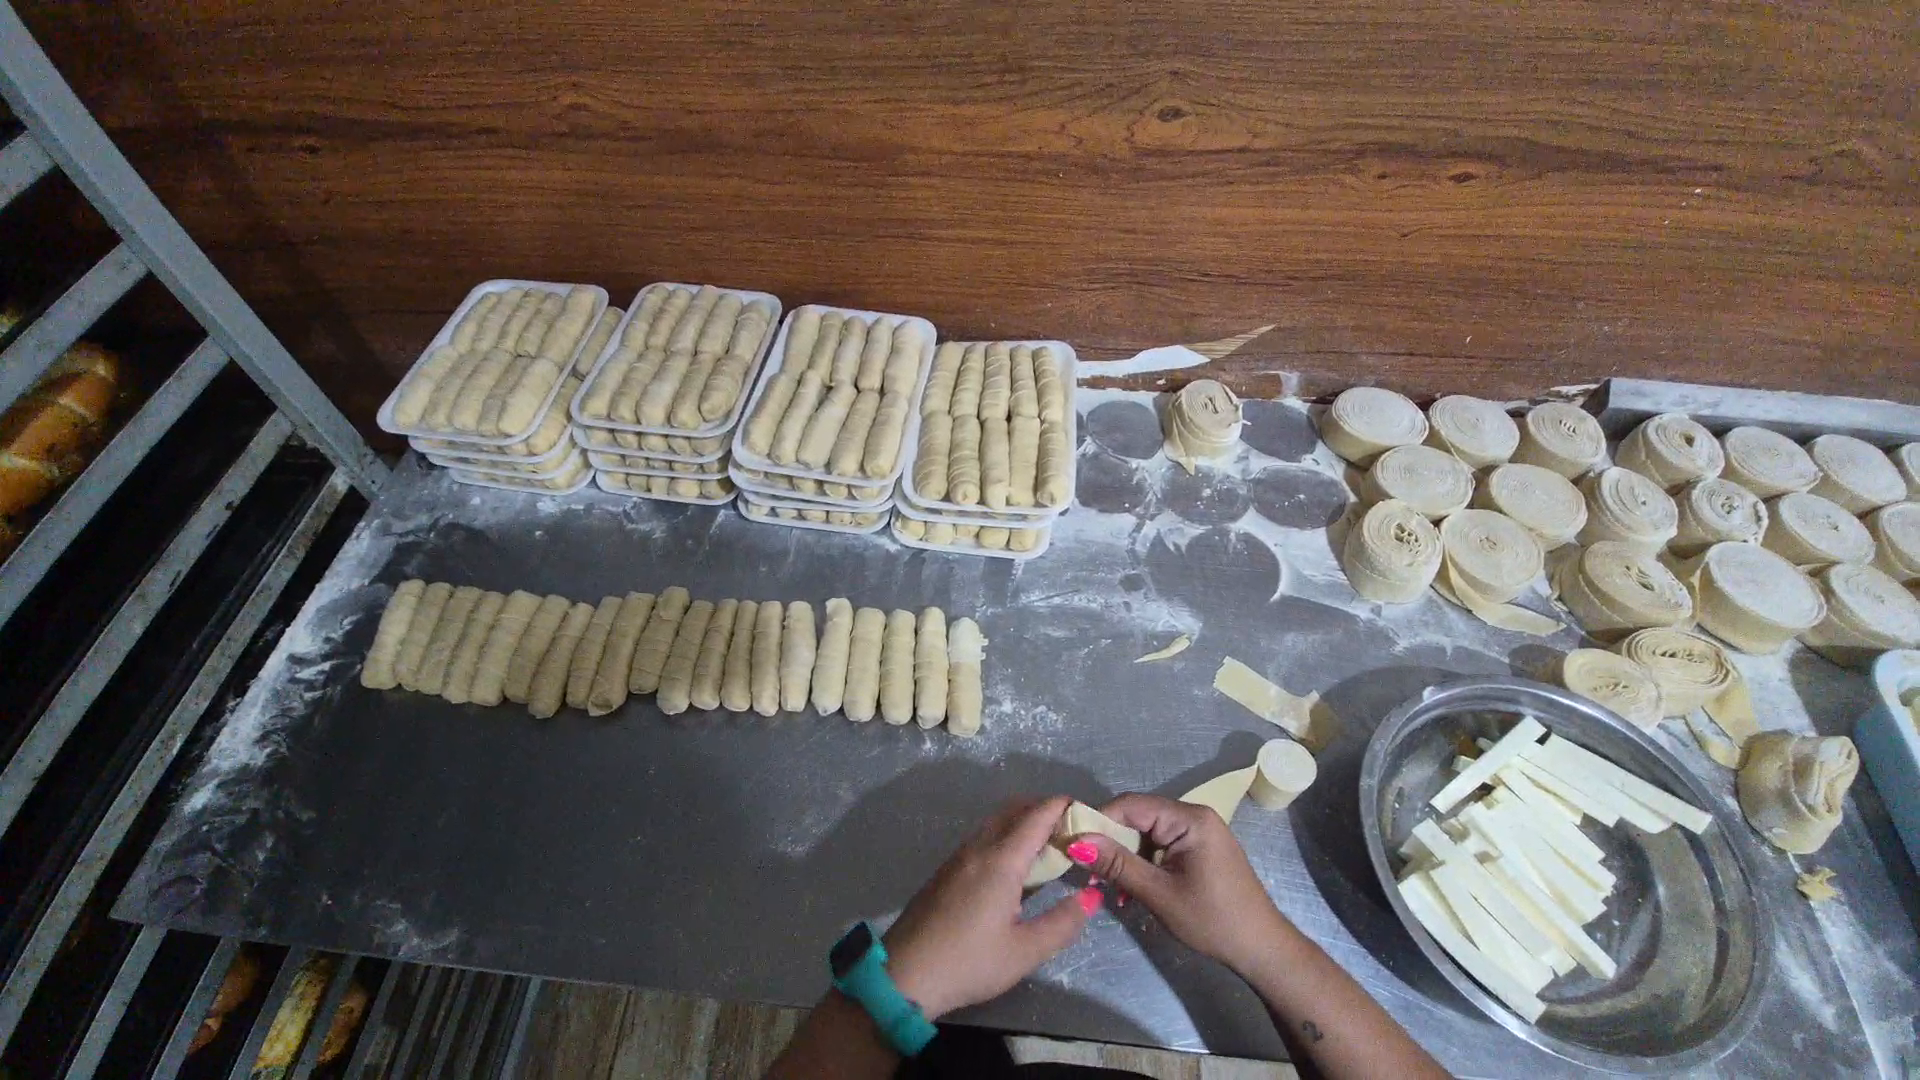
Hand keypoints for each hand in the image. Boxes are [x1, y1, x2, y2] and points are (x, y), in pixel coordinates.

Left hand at [883, 795, 1099, 1019]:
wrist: (904, 974)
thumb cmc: (968, 963)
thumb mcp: (1024, 952)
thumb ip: (1062, 924)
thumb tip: (1090, 897)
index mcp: (1001, 860)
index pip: (1036, 816)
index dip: (1062, 807)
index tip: (1086, 812)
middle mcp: (979, 848)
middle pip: (1014, 809)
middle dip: (1044, 809)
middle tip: (1071, 829)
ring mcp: (959, 856)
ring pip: (996, 821)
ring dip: (1023, 821)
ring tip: (1048, 846)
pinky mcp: (947, 870)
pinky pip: (983, 836)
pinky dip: (1005, 834)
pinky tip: (1014, 865)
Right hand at [1068, 793, 1288, 975]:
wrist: (1263, 950)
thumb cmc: (1213, 920)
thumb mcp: (1159, 893)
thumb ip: (1117, 864)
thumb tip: (1076, 841)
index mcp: (1188, 818)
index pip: (1130, 805)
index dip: (1098, 821)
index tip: (1073, 845)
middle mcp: (1193, 816)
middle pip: (1137, 817)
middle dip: (1111, 842)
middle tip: (1089, 871)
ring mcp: (1198, 832)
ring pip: (1145, 833)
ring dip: (1125, 857)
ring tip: (1110, 887)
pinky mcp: (1198, 849)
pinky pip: (1160, 845)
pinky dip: (1142, 863)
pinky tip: (1132, 889)